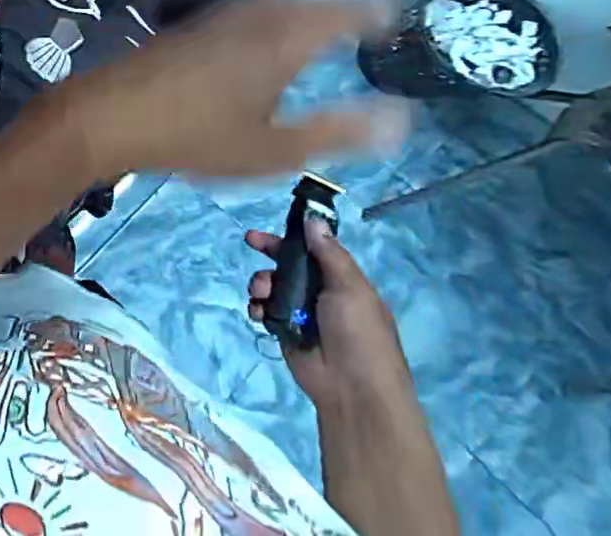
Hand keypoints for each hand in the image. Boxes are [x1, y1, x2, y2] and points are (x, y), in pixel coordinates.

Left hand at [51, 0, 410, 177]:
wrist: (109, 115)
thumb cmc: (195, 137)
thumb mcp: (274, 149)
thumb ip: (340, 132)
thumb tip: (402, 118)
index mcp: (285, 38)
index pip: (347, 7)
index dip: (375, 11)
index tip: (394, 21)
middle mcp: (255, 14)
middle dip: (341, 9)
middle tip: (363, 28)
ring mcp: (219, 15)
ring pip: (276, 2)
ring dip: (303, 12)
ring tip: (320, 36)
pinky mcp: (193, 25)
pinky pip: (247, 12)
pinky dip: (270, 20)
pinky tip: (261, 48)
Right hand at [245, 221, 414, 406]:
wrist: (354, 391)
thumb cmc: (359, 334)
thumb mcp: (350, 288)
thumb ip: (329, 253)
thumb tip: (313, 220)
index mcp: (341, 281)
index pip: (313, 250)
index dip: (293, 236)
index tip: (278, 222)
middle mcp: (320, 293)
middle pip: (288, 264)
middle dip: (270, 253)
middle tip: (251, 242)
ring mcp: (301, 313)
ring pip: (273, 284)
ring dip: (262, 281)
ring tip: (262, 292)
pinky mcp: (285, 331)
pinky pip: (264, 310)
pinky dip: (257, 306)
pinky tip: (257, 310)